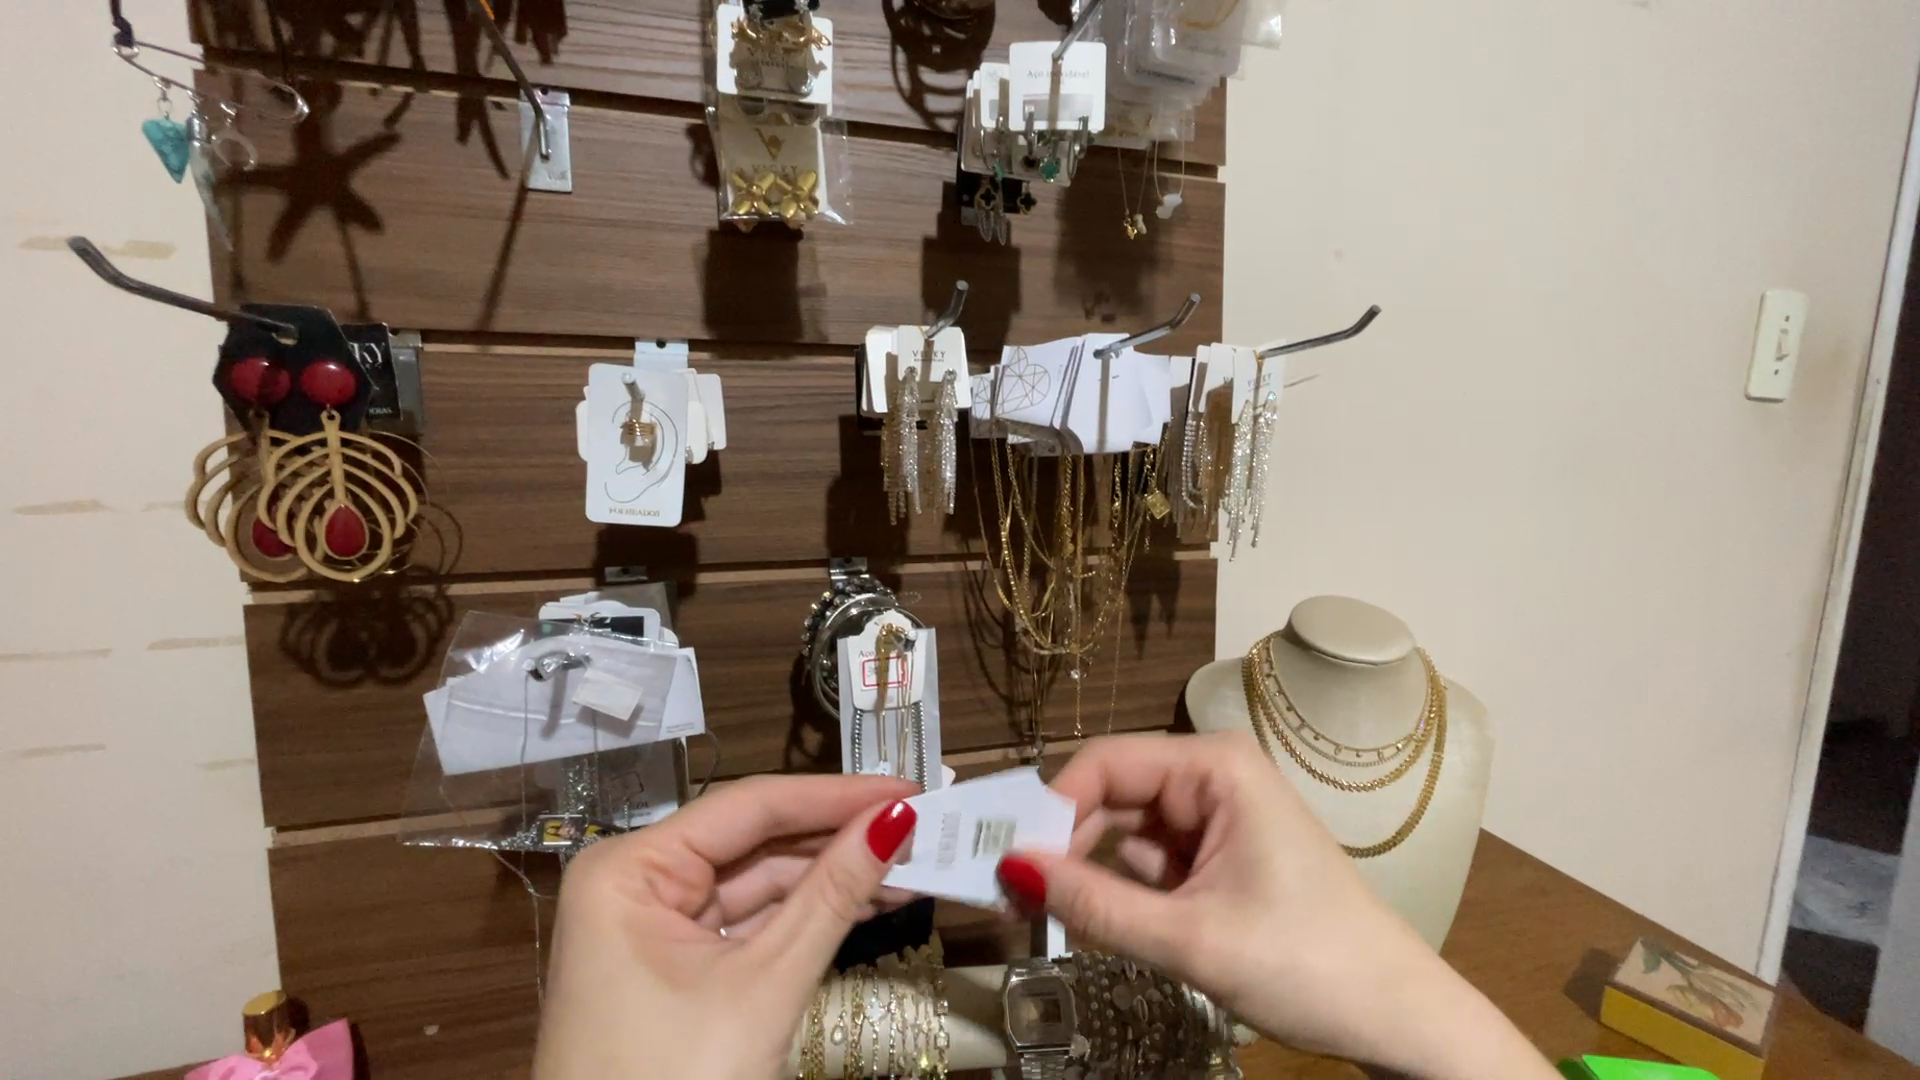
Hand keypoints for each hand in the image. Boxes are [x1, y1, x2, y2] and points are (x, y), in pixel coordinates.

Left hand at [532, 774, 918, 1079]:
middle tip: (918, 823)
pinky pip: (753, 919)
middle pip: (757, 840)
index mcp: (632, 868)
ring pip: (761, 880)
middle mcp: (639, 880)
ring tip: (911, 863)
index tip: (907, 786)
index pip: (751, 806)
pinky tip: (870, 900)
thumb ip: (834, 894)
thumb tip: (898, 818)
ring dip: (835, 876)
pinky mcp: (680, 961)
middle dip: (840, 838)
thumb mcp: (765, 986)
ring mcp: (657, 922)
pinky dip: (810, 913)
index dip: (836, 794)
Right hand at [995, 732, 1555, 1079]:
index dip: (1053, 805)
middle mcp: (1210, 775)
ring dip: (1089, 869)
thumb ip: (1095, 905)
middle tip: (1015, 894)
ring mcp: (1212, 813)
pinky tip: (1101, 919)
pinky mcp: (1213, 851)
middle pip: (1111, 792)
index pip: (1107, 762)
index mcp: (1214, 766)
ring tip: (1050, 913)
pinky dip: (1120, 887)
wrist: (1399, 1020)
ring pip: (1123, 828)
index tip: (1009, 857)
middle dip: (1066, 842)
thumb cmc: (1308, 965)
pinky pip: (1146, 856)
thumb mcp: (1192, 940)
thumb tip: (1008, 868)